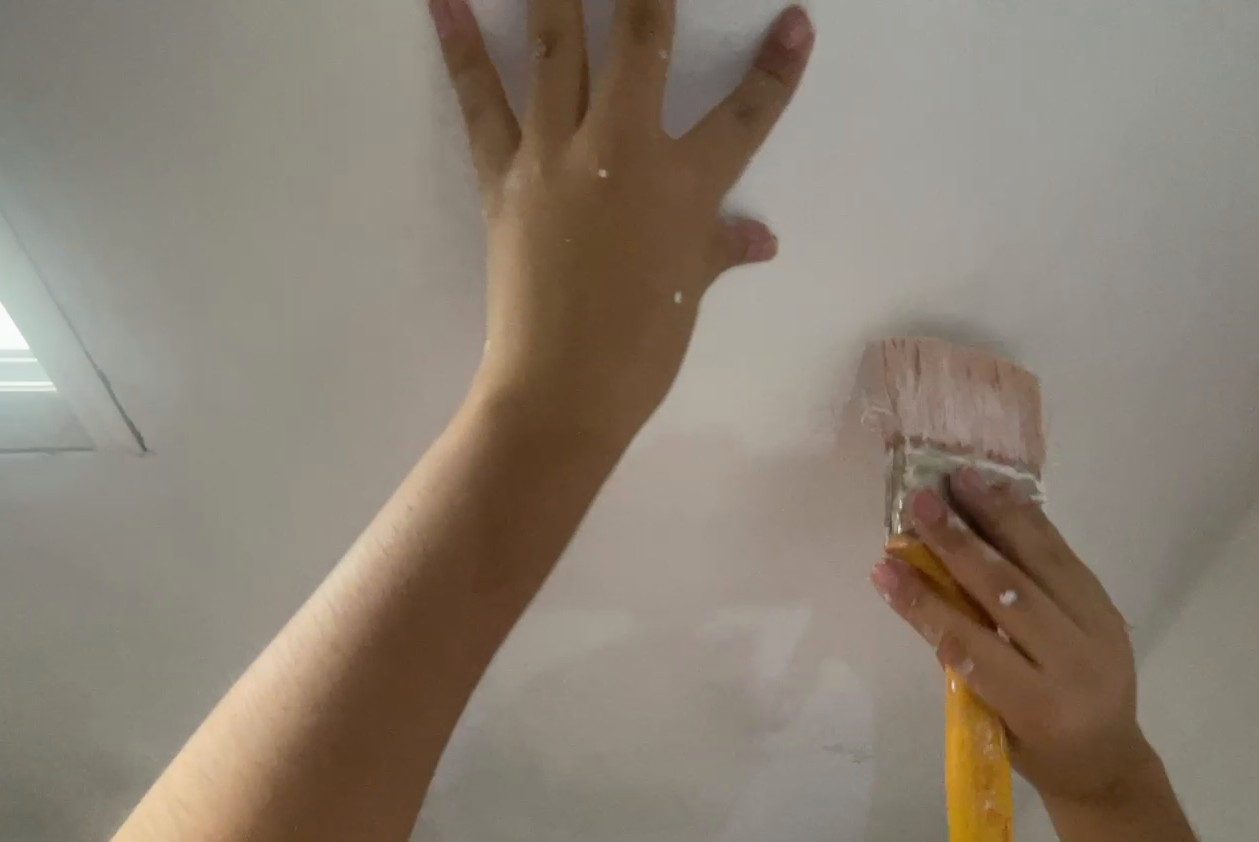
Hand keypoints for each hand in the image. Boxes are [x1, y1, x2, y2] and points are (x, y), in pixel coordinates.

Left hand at [431, 0, 815, 434]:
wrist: (564, 388)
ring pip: (558, 43)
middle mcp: (624, 151)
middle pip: (642, 38)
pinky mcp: (505, 174)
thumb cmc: (640, 351)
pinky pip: (481, 100)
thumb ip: (720, 251)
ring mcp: (558, 155)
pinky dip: (461, 44)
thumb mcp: (689, 296)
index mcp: (684, 189)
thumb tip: (762, 239)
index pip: (744, 117)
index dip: (776, 71)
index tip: (797, 25)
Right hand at [870, 469, 1155, 803]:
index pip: (969, 643)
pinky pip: (1066, 556)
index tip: (884, 565)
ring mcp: (1100, 629)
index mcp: (1036, 704)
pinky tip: (1002, 493)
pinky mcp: (1108, 607)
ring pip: (1043, 562)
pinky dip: (1031, 521)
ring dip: (997, 516)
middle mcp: (1074, 663)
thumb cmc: (1033, 750)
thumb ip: (960, 658)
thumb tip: (919, 588)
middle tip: (921, 503)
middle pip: (1009, 592)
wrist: (1107, 760)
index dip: (923, 603)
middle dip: (958, 543)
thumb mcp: (987, 720)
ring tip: (961, 480)